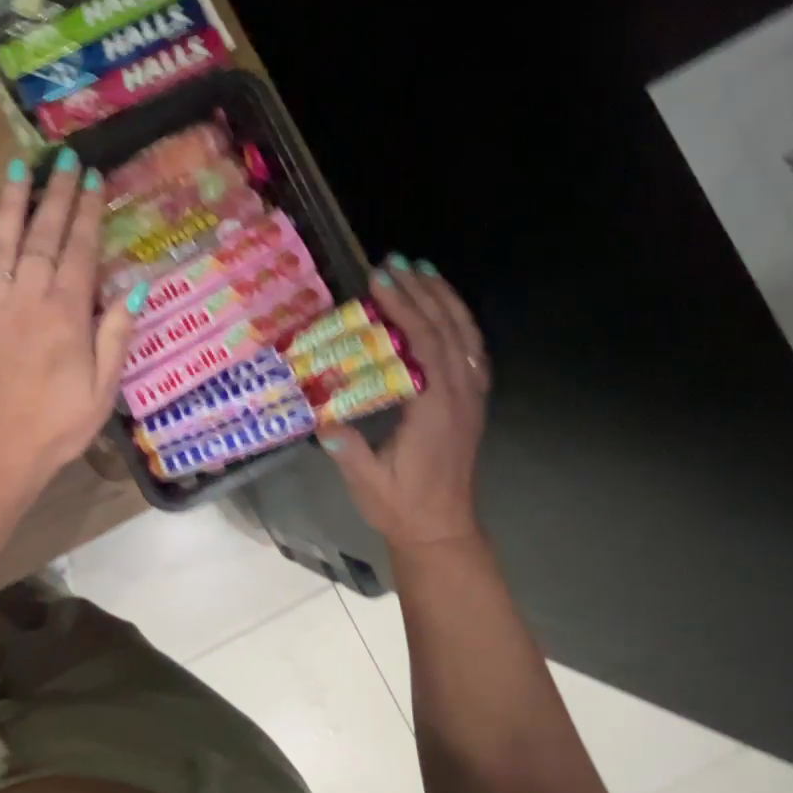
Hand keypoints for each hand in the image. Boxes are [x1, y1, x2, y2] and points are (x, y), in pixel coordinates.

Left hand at [0, 151, 134, 504]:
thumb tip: (138, 284)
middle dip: (54, 194)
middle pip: (42, 235)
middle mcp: (27, 298)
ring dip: (11, 204)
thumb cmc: (55, 427)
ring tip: (18, 168)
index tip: (92, 177)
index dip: (86, 211)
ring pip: (2, 243)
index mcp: (65, 313)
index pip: (79, 248)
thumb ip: (116, 333)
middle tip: (63, 157)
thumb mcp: (102, 388)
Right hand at [320, 255, 489, 548]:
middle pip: (448, 331)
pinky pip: (470, 351)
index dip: (406, 310)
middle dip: (422, 292)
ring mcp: (471, 399)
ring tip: (421, 269)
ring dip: (444, 299)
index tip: (381, 281)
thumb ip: (348, 450)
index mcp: (435, 413)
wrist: (442, 530)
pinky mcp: (470, 403)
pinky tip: (442, 308)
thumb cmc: (401, 506)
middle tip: (395, 262)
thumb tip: (321, 418)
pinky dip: (458, 322)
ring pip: (466, 336)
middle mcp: (460, 397)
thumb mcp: (367, 483)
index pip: (425, 348)